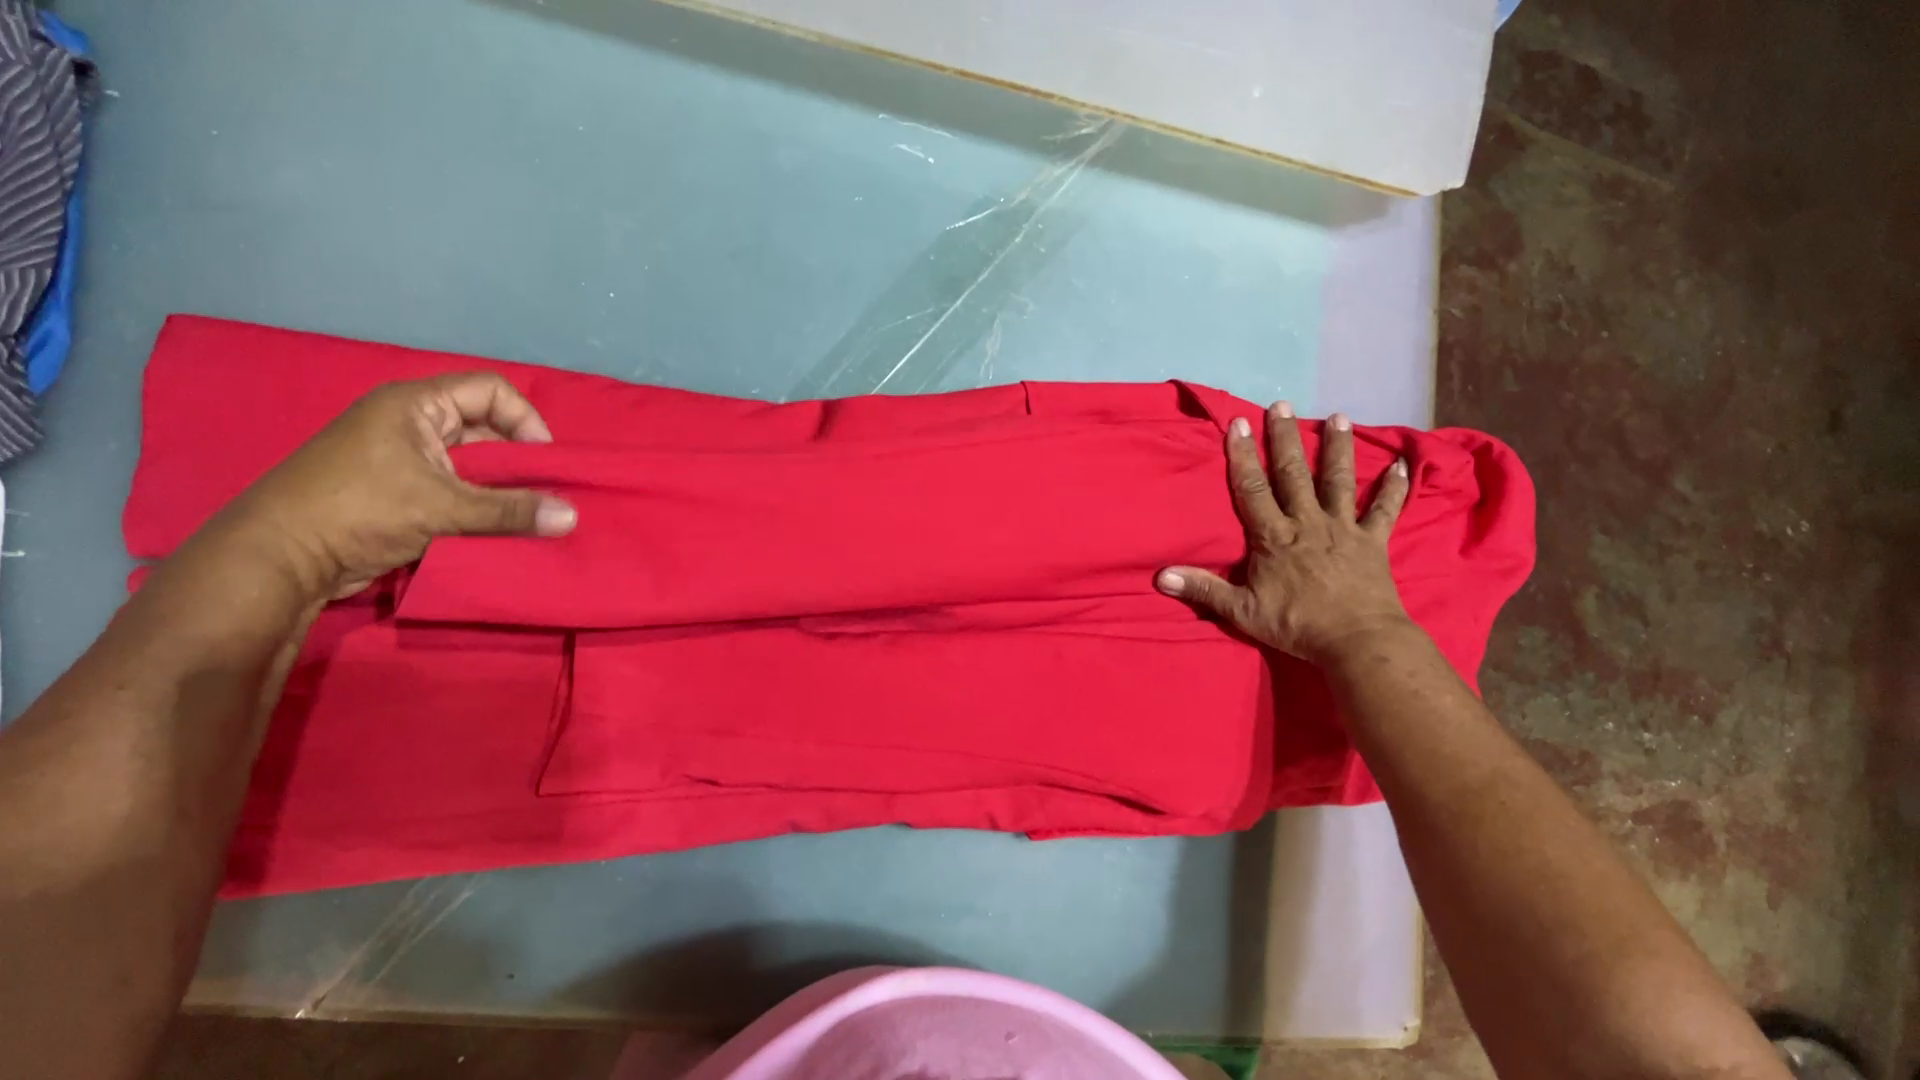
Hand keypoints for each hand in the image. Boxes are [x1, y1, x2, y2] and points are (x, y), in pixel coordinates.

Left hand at [218, 373, 577, 598]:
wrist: (278, 558)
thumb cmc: (359, 510)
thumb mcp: (442, 508)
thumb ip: (510, 511)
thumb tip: (573, 517)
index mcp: (414, 405)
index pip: (490, 391)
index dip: (525, 420)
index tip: (543, 462)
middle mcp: (408, 423)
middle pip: (484, 428)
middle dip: (517, 460)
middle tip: (542, 493)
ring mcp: (399, 458)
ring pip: (468, 463)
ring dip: (498, 488)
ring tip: (524, 515)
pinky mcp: (394, 492)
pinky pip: (451, 489)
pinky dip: (476, 506)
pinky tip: (494, 529)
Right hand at [1156, 402, 1414, 665]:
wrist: (1357, 641)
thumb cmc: (1296, 625)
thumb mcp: (1241, 611)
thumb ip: (1203, 589)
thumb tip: (1160, 576)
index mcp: (1274, 537)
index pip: (1252, 489)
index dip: (1242, 457)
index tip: (1238, 424)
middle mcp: (1308, 523)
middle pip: (1294, 474)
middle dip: (1285, 438)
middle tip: (1281, 405)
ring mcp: (1344, 529)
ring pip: (1339, 480)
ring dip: (1337, 448)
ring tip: (1337, 417)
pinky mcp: (1373, 542)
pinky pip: (1385, 510)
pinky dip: (1395, 487)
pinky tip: (1403, 464)